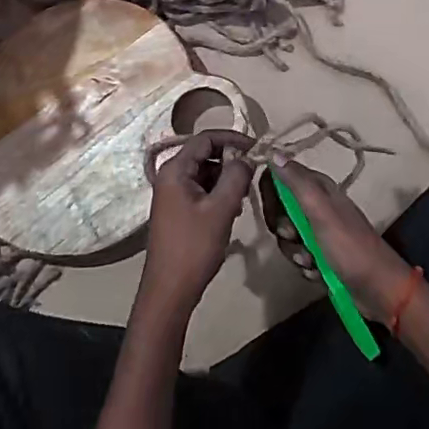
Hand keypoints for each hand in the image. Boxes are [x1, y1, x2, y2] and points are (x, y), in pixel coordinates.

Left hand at [138, 130, 251, 318]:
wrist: (170, 290)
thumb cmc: (194, 246)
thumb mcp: (221, 208)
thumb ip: (236, 176)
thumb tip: (246, 157)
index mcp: (175, 169)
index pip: (205, 139)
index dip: (233, 139)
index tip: (257, 148)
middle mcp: (170, 176)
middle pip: (205, 154)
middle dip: (231, 161)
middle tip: (253, 177)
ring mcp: (172, 193)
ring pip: (205, 173)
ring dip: (226, 179)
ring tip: (244, 197)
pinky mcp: (178, 209)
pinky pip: (201, 190)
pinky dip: (219, 193)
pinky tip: (232, 210)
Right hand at [268, 157, 415, 316]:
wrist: (378, 289)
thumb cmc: (350, 247)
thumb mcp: (321, 212)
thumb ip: (297, 183)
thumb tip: (272, 152)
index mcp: (318, 187)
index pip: (279, 176)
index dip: (271, 193)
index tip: (272, 212)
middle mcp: (316, 204)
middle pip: (279, 208)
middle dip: (282, 228)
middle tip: (293, 237)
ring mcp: (318, 229)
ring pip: (286, 235)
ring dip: (294, 251)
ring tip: (310, 261)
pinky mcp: (320, 252)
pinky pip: (297, 254)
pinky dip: (304, 264)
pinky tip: (317, 272)